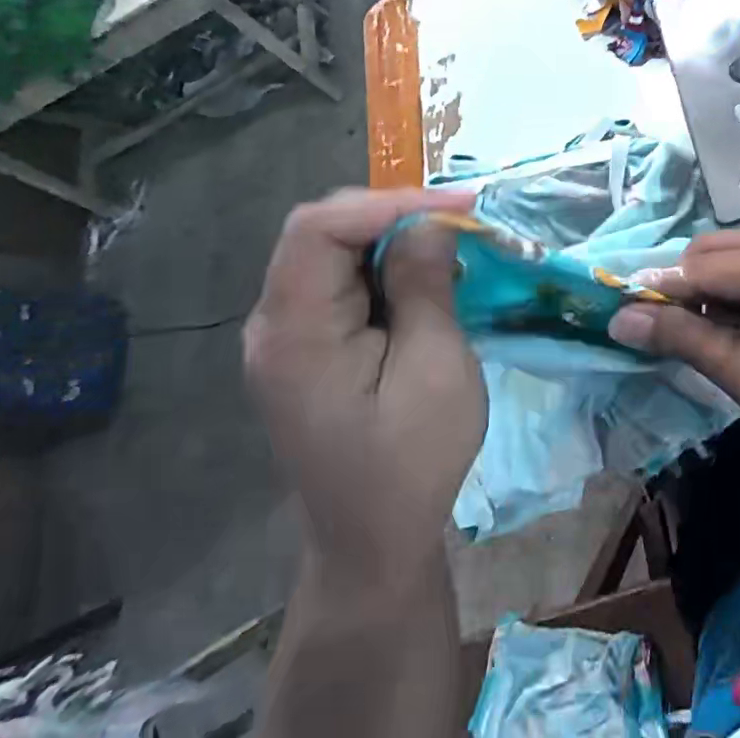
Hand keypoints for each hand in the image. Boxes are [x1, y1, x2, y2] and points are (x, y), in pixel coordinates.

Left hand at [244, 189, 484, 586]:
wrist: (374, 536)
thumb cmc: (412, 459)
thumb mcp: (436, 369)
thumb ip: (425, 289)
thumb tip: (428, 224)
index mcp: (295, 333)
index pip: (318, 229)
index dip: (390, 202)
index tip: (462, 206)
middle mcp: (275, 325)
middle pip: (320, 235)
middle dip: (395, 216)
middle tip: (464, 222)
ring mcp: (288, 338)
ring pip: (333, 256)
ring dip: (395, 241)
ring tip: (455, 244)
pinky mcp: (311, 349)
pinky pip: (344, 286)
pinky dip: (388, 270)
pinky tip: (428, 279)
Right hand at [606, 228, 739, 485]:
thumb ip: (685, 340)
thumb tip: (619, 319)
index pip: (700, 265)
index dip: (657, 295)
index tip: (620, 324)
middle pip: (713, 251)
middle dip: (685, 293)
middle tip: (677, 345)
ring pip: (732, 256)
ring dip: (709, 294)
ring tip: (713, 343)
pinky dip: (735, 294)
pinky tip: (739, 331)